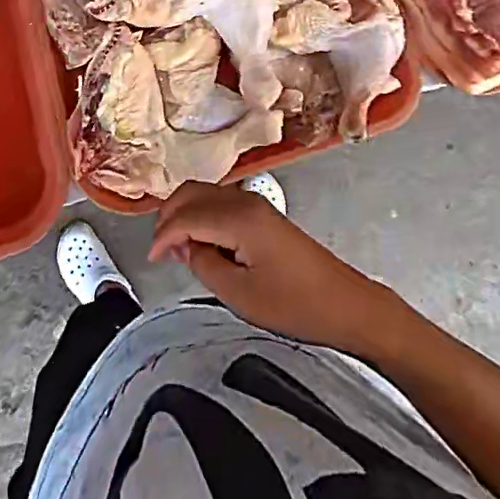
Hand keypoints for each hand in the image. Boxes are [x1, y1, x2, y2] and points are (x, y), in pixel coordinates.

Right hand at [149, 181, 402, 355]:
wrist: (347, 305)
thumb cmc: (296, 305)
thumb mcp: (239, 294)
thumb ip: (202, 265)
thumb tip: (185, 247)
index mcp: (238, 218)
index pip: (184, 216)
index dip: (162, 236)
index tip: (152, 259)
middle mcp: (244, 200)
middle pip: (190, 193)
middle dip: (167, 217)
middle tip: (160, 250)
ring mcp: (255, 203)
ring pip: (203, 194)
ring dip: (183, 214)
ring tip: (177, 250)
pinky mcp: (262, 213)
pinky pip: (218, 202)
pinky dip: (200, 216)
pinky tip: (200, 243)